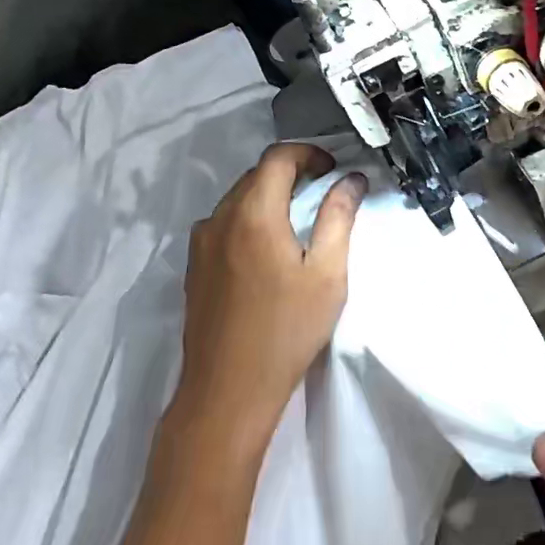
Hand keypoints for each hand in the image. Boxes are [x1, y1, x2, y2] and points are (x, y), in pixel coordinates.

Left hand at [174, 143, 366, 433]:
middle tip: (322, 195)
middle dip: (291, 174)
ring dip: (268, 197)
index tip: (332, 170)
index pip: (278, 157)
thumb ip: (339, 218)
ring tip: (297, 225)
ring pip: (238, 198)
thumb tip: (350, 179)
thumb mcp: (327, 276)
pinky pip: (224, 223)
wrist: (226, 391)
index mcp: (253, 213)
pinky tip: (265, 253)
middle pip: (257, 175)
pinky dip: (248, 220)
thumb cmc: (285, 332)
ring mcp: (201, 241)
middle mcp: (220, 217)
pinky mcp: (193, 264)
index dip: (308, 153)